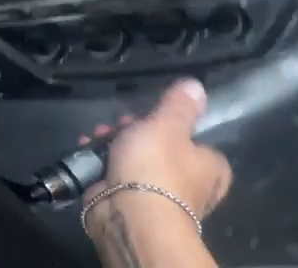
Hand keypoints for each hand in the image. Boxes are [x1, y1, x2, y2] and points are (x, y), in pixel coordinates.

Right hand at [88, 80, 233, 233]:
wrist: (131, 212)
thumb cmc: (156, 167)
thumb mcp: (166, 126)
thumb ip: (178, 106)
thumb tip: (196, 85)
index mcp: (209, 168)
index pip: (194, 141)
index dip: (168, 126)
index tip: (146, 117)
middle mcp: (191, 184)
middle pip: (159, 146)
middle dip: (131, 131)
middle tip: (118, 124)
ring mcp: (159, 194)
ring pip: (134, 158)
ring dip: (111, 143)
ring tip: (96, 137)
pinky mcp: (131, 200)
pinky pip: (115, 172)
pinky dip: (100, 160)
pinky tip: (87, 150)